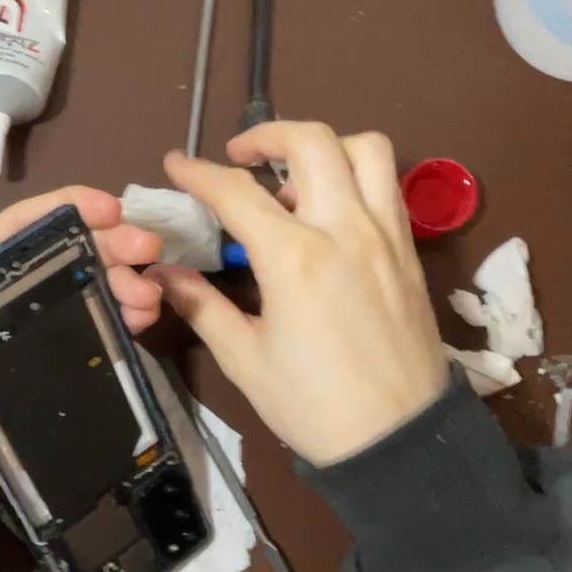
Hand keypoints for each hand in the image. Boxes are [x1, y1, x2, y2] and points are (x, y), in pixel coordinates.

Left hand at [0, 188, 164, 513]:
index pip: (16, 234)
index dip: (65, 209)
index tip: (113, 207)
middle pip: (61, 261)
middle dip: (108, 244)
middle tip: (150, 249)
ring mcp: (26, 349)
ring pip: (83, 297)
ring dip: (122, 283)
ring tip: (150, 295)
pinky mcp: (50, 385)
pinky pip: (90, 344)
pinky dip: (118, 325)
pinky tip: (141, 323)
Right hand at [151, 123, 448, 465]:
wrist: (395, 437)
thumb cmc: (309, 403)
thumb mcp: (243, 358)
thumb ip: (201, 305)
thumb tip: (163, 275)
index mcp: (293, 257)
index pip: (237, 193)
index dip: (199, 173)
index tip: (175, 165)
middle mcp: (344, 228)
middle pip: (313, 141)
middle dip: (267, 134)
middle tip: (238, 157)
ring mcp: (386, 234)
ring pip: (366, 149)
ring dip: (324, 147)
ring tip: (292, 180)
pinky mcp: (408, 250)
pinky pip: (387, 186)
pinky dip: (355, 176)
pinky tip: (328, 212)